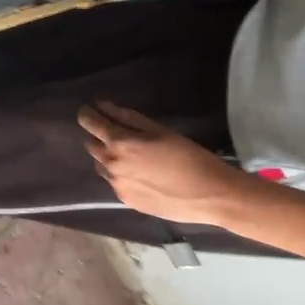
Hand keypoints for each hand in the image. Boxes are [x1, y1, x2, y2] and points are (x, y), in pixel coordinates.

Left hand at [78, 102, 249, 226]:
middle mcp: (109, 162)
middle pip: (91, 143)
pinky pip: (113, 182)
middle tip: (122, 139)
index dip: (88, 114)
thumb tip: (102, 105)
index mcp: (119, 143)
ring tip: (134, 160)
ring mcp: (115, 183)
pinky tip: (142, 179)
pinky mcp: (124, 199)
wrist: (217, 198)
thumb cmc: (193, 159)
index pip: (88, 121)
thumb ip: (129, 117)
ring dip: (109, 158)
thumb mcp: (163, 132)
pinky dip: (121, 177)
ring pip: (99, 164)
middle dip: (101, 138)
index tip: (91, 110)